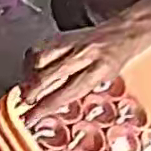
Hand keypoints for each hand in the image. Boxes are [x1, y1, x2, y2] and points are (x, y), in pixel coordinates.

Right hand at [19, 20, 150, 123]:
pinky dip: (29, 63)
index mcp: (99, 70)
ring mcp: (70, 43)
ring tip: (28, 86)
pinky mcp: (60, 36)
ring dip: (28, 77)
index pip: (65, 93)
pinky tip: (31, 71)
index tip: (30, 119)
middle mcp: (84, 55)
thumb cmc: (113, 60)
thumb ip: (75, 91)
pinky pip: (36, 50)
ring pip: (38, 61)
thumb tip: (46, 106)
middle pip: (47, 76)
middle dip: (31, 93)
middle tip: (26, 102)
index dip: (44, 108)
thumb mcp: (102, 80)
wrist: (124, 31)